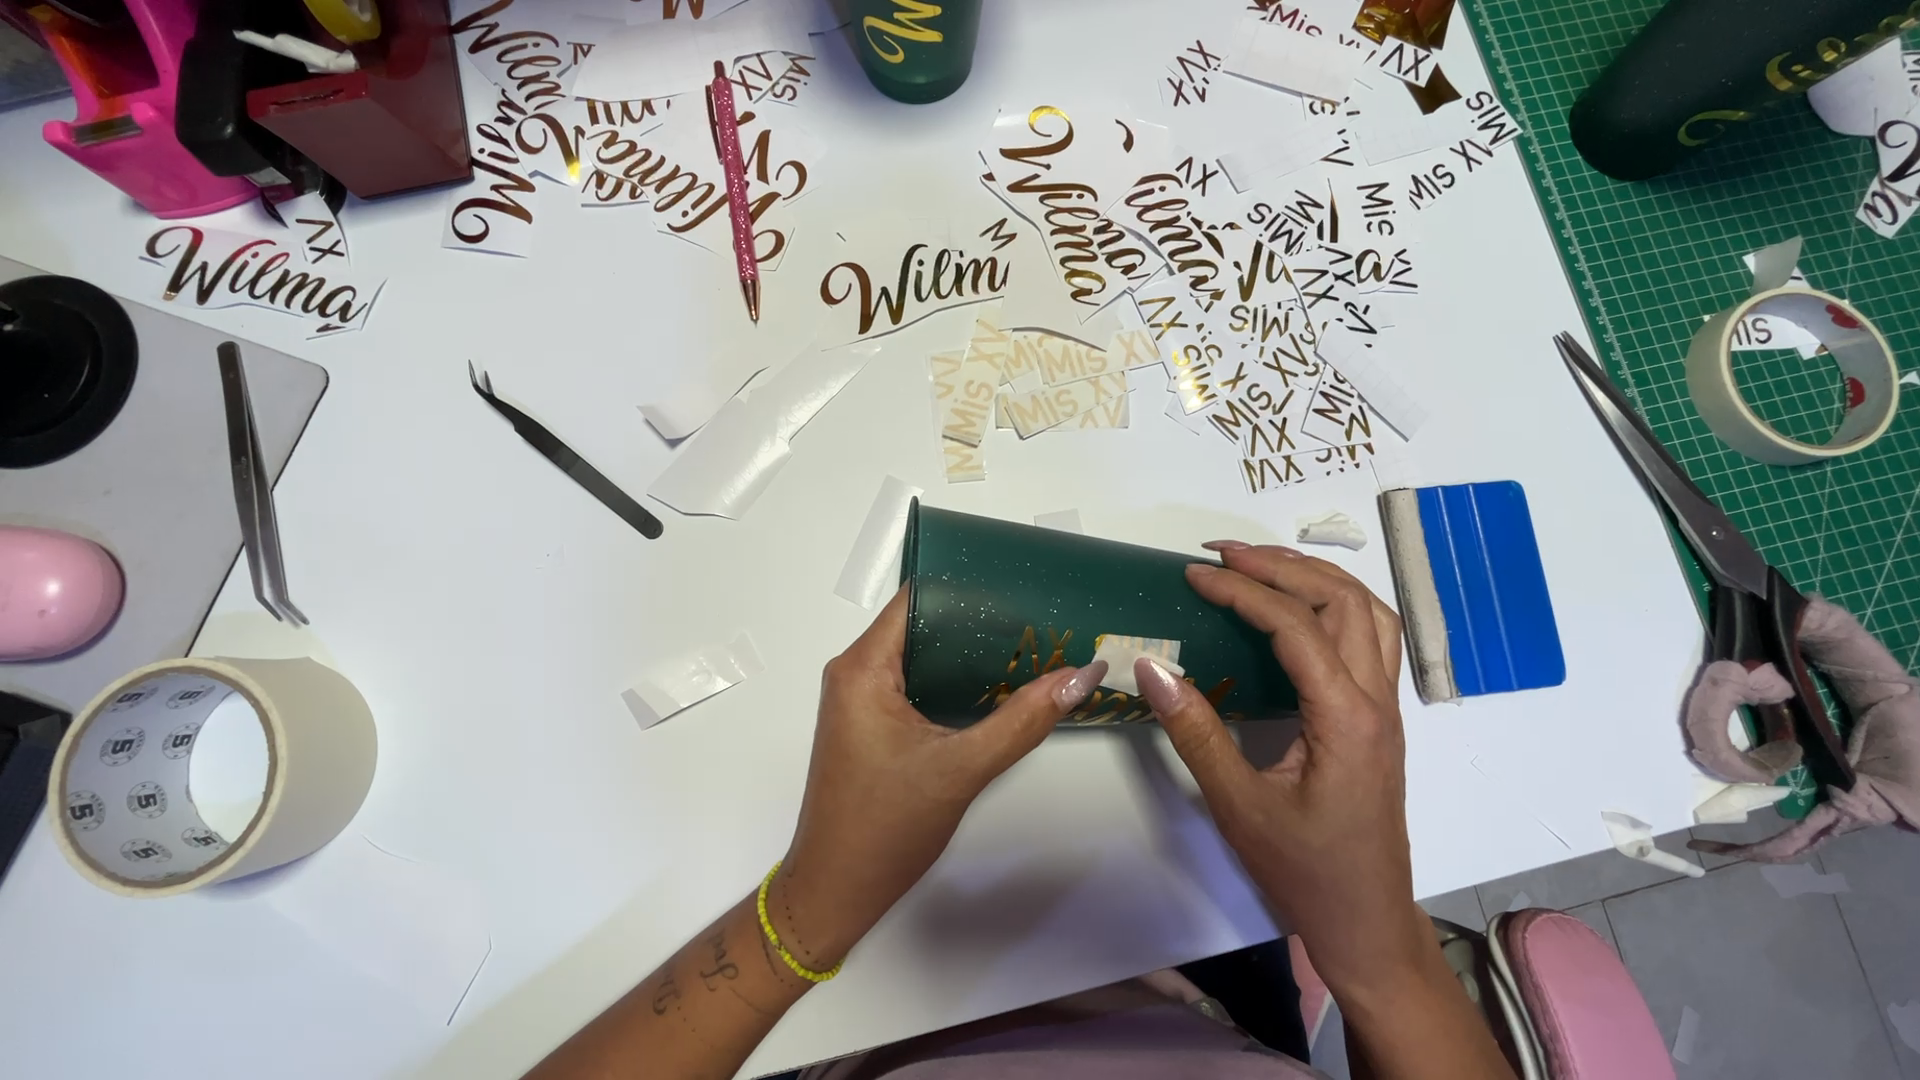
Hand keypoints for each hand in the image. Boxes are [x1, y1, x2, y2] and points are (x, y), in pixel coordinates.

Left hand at [769, 588, 1106, 971]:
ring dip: (968, 655)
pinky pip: (916, 685)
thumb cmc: (886, 827)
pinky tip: (997, 688)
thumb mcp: (962, 769)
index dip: (967, 590)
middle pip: (922, 625)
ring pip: (921, 657)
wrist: (837, 891)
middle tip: (1038, 620)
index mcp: (863, 668)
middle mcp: (855, 673)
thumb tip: (1081, 675)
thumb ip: (1023, 720)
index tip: (1020, 588)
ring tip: (1028, 648)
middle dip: (978, 622)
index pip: (917, 600)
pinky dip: (954, 683)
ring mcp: (860, 700)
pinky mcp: (871, 724)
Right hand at [1134, 543, 1429, 1005]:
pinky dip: (1337, 604)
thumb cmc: (1303, 868)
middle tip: (1225, 553)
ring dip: (1317, 577)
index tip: (1194, 574)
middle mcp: (1375, 700)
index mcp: (1344, 716)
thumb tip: (1151, 666)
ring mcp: (1385, 708)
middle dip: (1283, 565)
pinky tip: (1300, 609)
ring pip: (1369, 613)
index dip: (1241, 591)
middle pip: (1344, 601)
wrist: (1365, 919)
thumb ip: (1195, 730)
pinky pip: (1371, 637)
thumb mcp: (1238, 803)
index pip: (1295, 626)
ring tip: (1260, 564)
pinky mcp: (1379, 717)